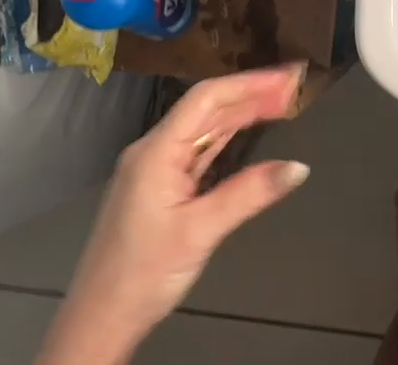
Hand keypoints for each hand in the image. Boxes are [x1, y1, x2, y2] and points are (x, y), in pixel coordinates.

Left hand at [47, 65, 310, 361]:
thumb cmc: (143, 273)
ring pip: (204, 129)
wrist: (99, 318)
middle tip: (295, 87)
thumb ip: (249, 194)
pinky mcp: (160, 186)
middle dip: (251, 94)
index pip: (207, 99)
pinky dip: (227, 138)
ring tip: (281, 102)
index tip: (287, 78)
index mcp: (157, 150)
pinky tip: (248, 133)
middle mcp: (154, 149)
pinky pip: (198, 151)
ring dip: (242, 114)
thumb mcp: (200, 232)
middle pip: (207, 110)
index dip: (250, 83)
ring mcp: (155, 168)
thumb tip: (298, 167)